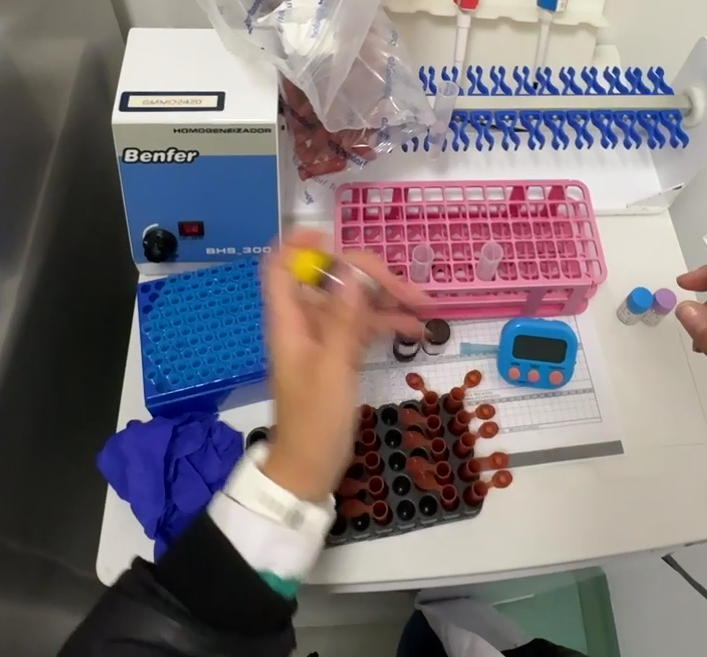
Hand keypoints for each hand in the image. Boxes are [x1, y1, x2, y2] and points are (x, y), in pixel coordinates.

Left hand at [259, 229, 433, 500]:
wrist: (309, 470)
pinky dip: (387, 322)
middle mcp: (304, 320)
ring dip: (387, 299)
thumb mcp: (333, 369)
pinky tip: (416, 330)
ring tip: (425, 307)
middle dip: (371, 275)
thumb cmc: (315, 422)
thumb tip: (351, 270)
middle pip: (332, 278)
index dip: (301, 244)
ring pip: (353, 300)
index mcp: (289, 320)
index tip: (334, 236)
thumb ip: (343, 319)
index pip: (281, 266)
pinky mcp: (339, 352)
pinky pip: (362, 324)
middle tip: (411, 290)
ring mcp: (322, 336)